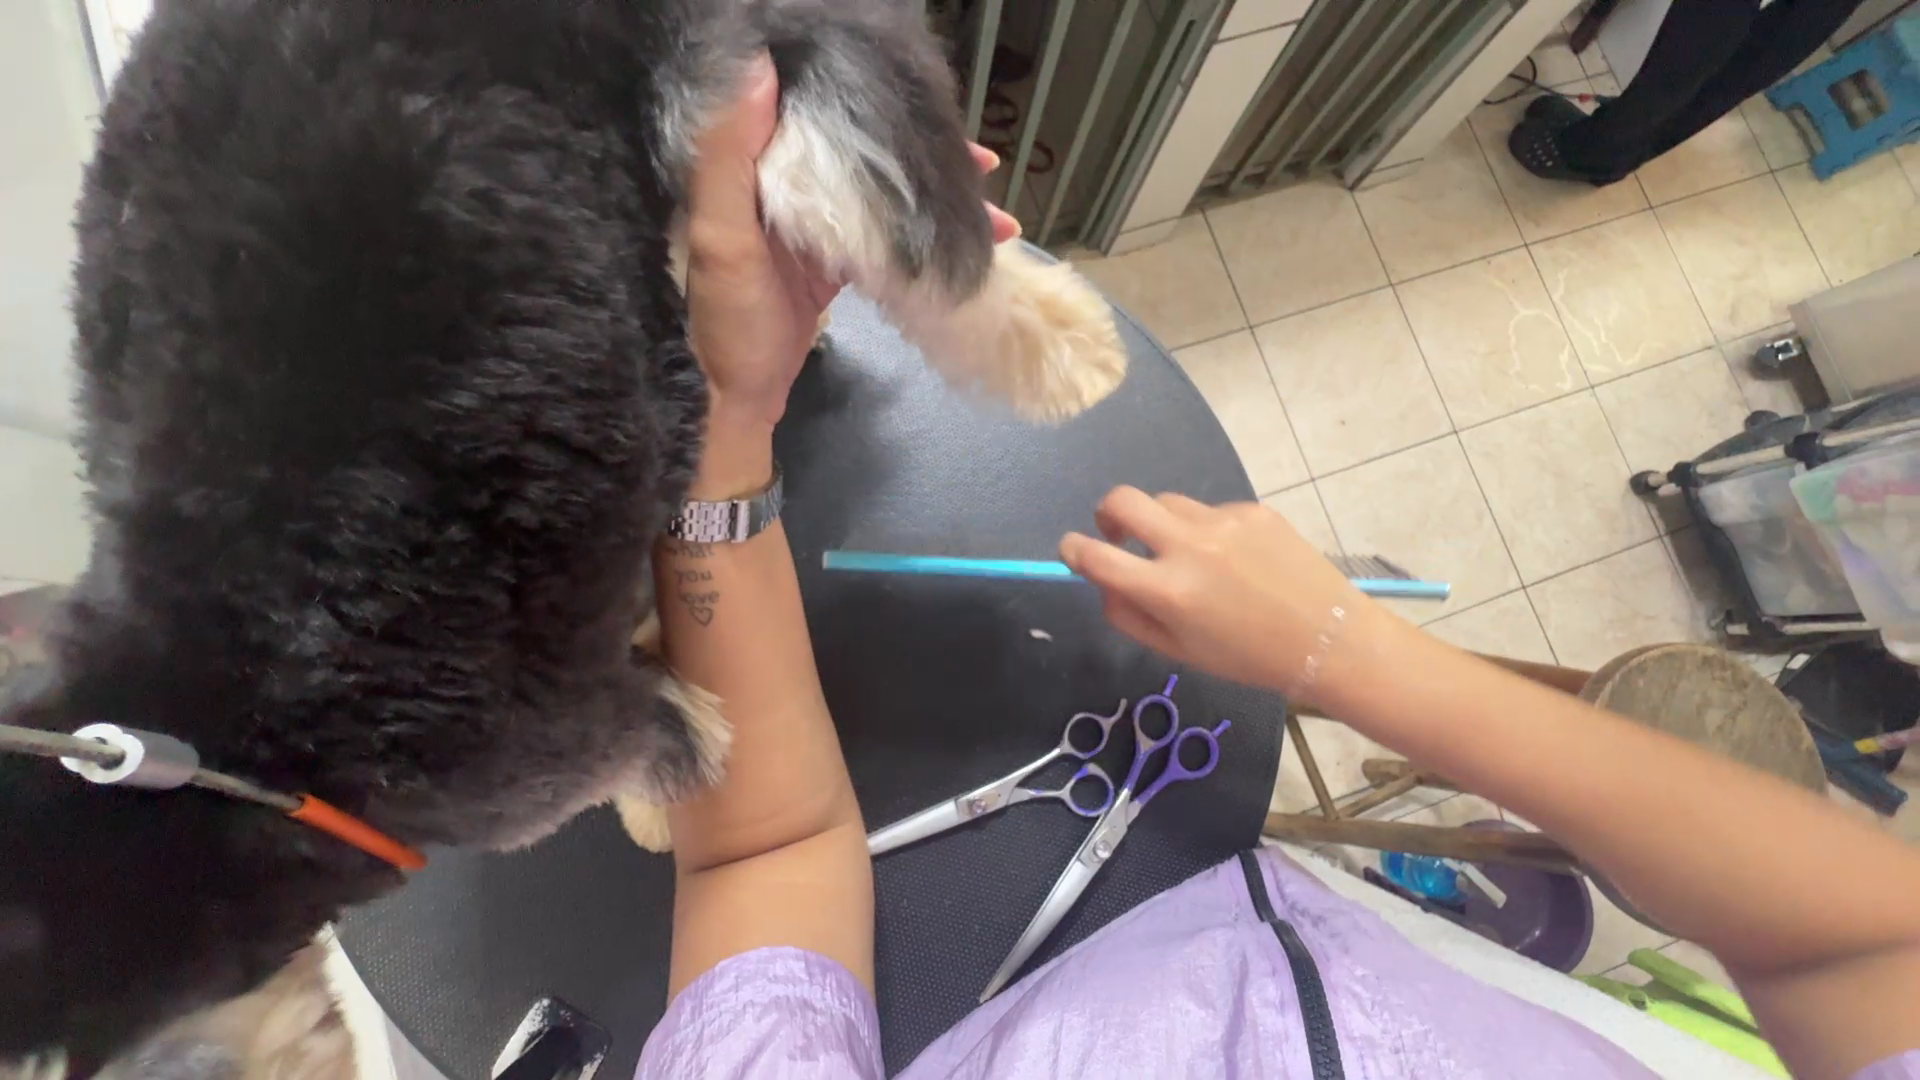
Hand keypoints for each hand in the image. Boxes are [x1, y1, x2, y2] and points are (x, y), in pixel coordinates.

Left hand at [684, 55, 1019, 431]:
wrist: (741, 393)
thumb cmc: (729, 322)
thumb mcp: (722, 241)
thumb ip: (730, 158)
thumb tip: (761, 68)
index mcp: (754, 170)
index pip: (821, 118)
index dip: (877, 112)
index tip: (934, 122)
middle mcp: (783, 189)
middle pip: (862, 155)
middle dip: (924, 161)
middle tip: (984, 168)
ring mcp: (812, 229)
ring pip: (879, 196)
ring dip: (932, 203)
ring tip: (993, 219)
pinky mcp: (831, 265)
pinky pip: (879, 239)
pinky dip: (916, 238)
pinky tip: (954, 242)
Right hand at [1059, 487, 1399, 703]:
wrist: (1329, 639)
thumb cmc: (1246, 656)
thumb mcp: (1178, 650)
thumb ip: (1127, 614)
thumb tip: (1102, 580)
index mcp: (1167, 590)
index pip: (1095, 556)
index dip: (1072, 549)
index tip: (1071, 549)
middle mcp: (1189, 546)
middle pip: (1122, 499)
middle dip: (1105, 512)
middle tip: (1115, 533)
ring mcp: (1223, 521)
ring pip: (1166, 502)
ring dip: (1159, 522)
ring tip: (1184, 553)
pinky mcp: (1252, 509)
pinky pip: (1209, 511)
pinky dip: (1206, 530)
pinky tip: (1235, 559)